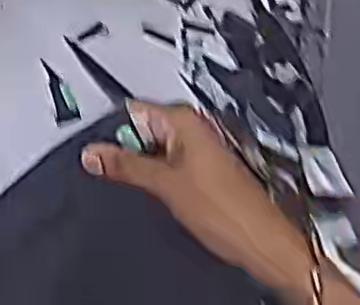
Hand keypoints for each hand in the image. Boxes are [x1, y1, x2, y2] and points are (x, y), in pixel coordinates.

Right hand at [82, 101, 357, 304]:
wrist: (268, 248)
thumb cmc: (229, 212)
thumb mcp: (163, 185)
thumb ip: (123, 165)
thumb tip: (92, 153)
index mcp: (182, 118)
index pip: (131, 111)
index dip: (113, 132)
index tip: (101, 150)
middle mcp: (193, 126)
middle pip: (142, 130)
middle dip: (132, 152)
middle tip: (136, 176)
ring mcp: (201, 147)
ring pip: (156, 150)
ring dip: (148, 167)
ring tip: (159, 189)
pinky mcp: (206, 168)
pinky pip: (171, 163)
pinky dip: (163, 177)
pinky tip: (170, 196)